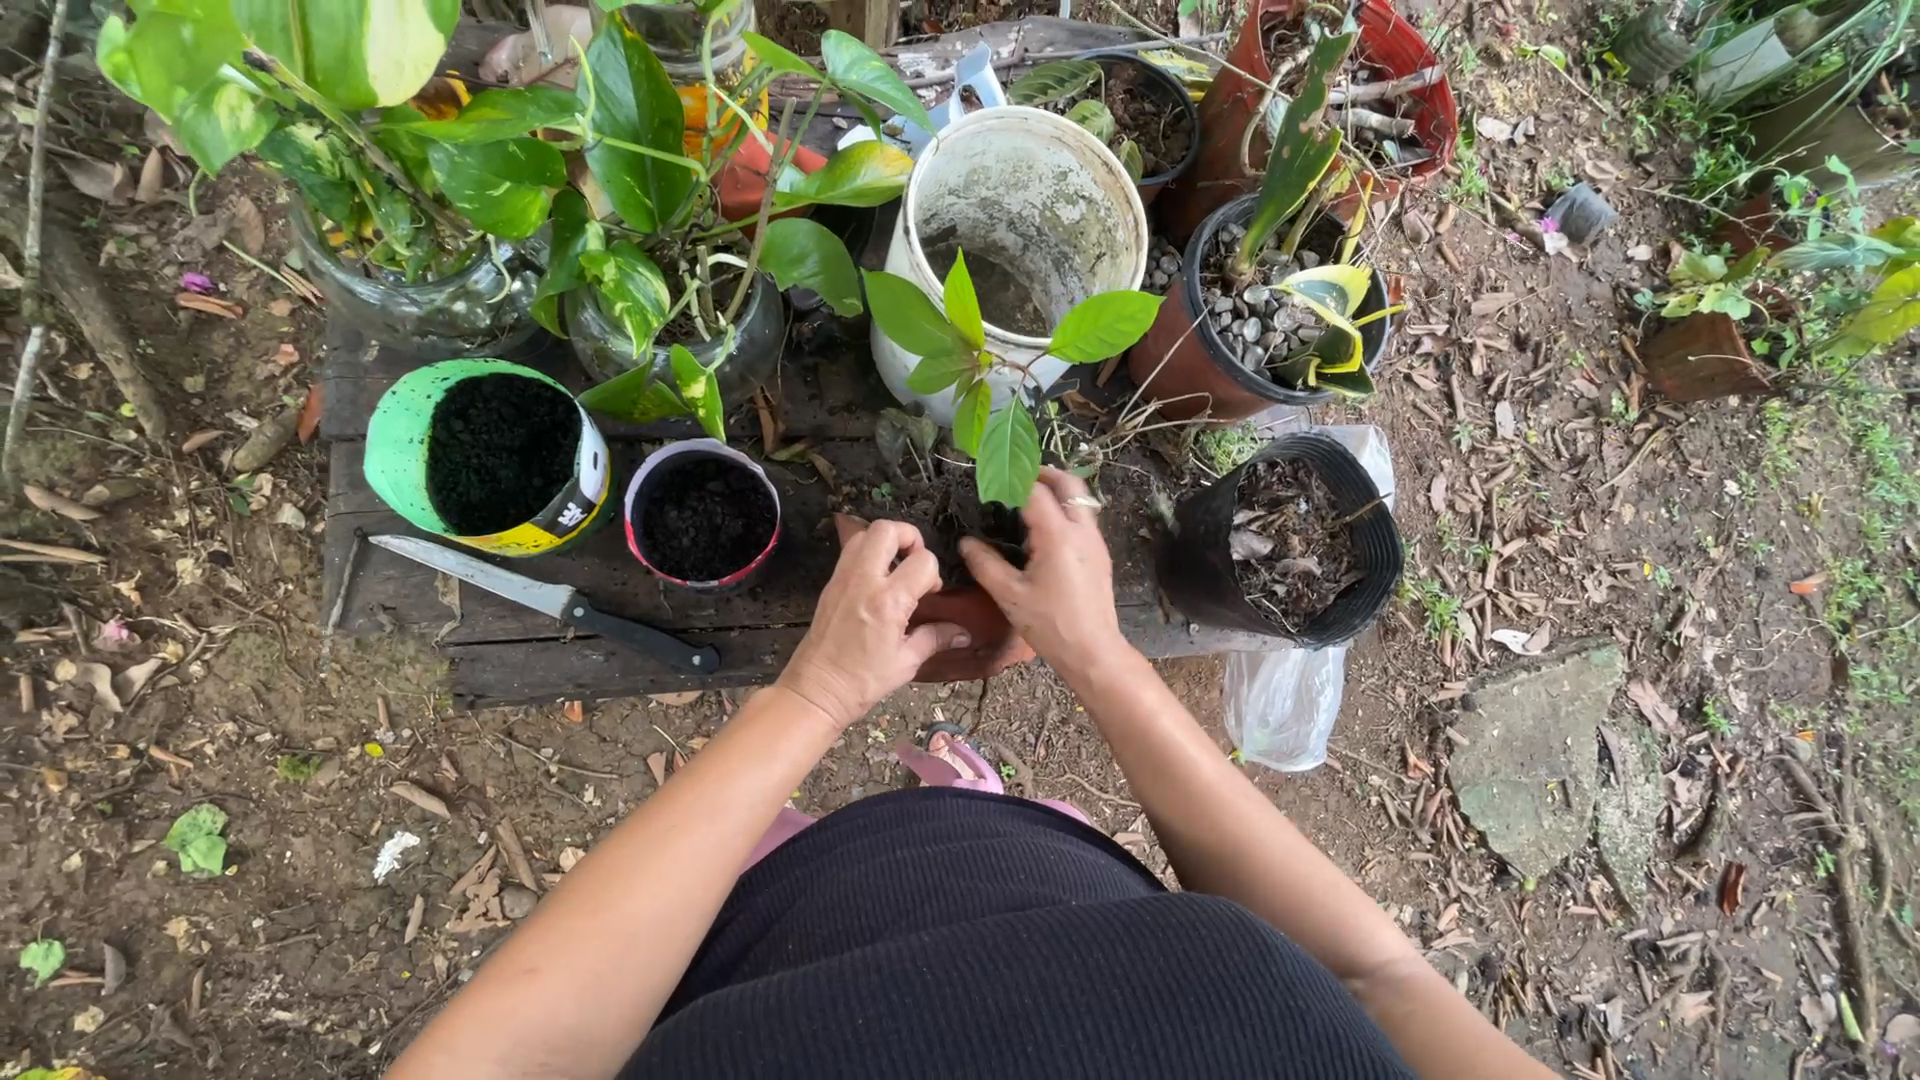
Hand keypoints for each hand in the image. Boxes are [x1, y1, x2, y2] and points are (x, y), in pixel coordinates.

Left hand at [778, 520, 968, 726]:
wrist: (816, 690)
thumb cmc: (862, 681)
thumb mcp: (906, 662)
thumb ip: (935, 638)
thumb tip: (962, 633)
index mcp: (888, 602)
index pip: (923, 561)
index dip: (934, 573)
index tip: (931, 592)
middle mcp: (864, 581)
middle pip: (887, 529)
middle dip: (909, 537)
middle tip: (915, 561)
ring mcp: (843, 578)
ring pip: (865, 533)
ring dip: (886, 541)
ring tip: (896, 567)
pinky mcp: (830, 584)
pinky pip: (850, 552)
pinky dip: (868, 554)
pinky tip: (877, 580)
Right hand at [960, 468, 1123, 681]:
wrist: (1093, 651)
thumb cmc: (1049, 624)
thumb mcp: (1009, 595)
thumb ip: (985, 564)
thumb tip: (966, 542)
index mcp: (1057, 535)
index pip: (1035, 491)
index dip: (1012, 481)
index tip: (991, 479)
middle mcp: (1082, 530)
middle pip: (1069, 484)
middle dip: (1044, 473)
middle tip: (1017, 476)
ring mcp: (1095, 541)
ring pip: (1081, 499)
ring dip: (1057, 490)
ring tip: (1029, 499)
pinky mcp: (1100, 554)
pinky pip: (1084, 518)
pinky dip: (1066, 509)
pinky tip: (1045, 529)